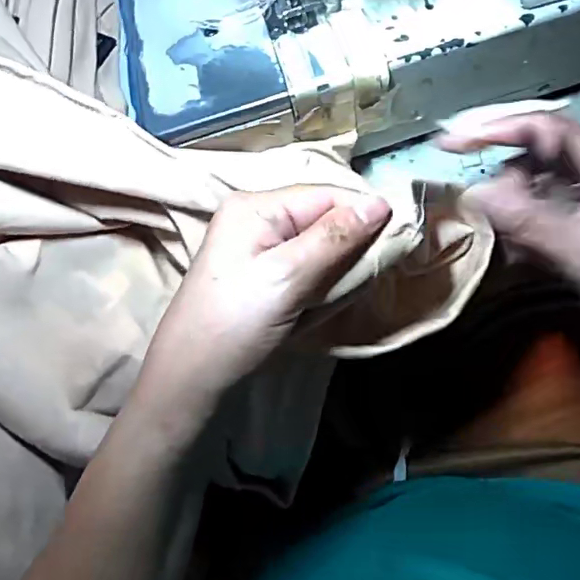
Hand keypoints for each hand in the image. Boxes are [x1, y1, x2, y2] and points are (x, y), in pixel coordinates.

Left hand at [136, 186, 391, 423]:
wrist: (189, 385)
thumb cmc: (235, 326)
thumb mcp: (288, 278)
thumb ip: (335, 237)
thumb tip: (381, 202)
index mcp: (257, 205)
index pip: (328, 195)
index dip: (362, 216)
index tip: (390, 248)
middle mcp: (257, 217)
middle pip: (325, 218)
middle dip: (347, 249)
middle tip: (355, 283)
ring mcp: (258, 246)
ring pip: (321, 246)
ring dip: (335, 273)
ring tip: (328, 302)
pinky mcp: (262, 275)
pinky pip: (307, 267)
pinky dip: (320, 286)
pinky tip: (314, 310)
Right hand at [438, 113, 579, 355]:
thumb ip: (528, 220)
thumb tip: (474, 192)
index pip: (545, 128)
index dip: (496, 128)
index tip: (452, 142)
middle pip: (538, 155)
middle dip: (506, 183)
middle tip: (486, 215)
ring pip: (539, 183)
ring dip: (516, 210)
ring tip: (509, 245)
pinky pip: (550, 206)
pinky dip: (530, 225)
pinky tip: (522, 254)